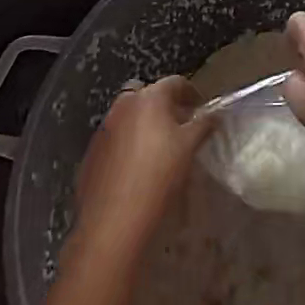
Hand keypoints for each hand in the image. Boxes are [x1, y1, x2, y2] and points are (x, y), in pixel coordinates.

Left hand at [76, 76, 214, 238]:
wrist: (113, 222)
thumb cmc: (158, 177)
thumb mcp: (190, 148)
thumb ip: (203, 124)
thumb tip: (213, 114)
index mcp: (149, 98)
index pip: (176, 82)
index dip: (192, 94)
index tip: (201, 110)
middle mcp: (123, 105)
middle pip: (149, 95)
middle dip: (164, 106)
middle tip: (179, 126)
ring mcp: (104, 128)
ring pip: (129, 116)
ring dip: (144, 124)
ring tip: (158, 148)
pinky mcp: (91, 152)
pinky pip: (115, 137)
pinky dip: (127, 143)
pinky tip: (136, 167)